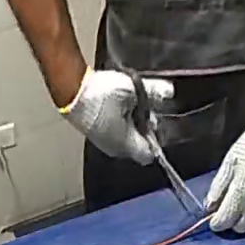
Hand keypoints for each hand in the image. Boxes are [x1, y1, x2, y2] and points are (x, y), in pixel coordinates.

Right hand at [61, 69, 175, 164]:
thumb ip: (154, 93)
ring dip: (136, 126)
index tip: (157, 123)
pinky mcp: (100, 138)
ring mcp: (107, 146)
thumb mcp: (132, 90)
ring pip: (130, 141)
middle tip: (145, 107)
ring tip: (132, 105)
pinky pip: (119, 137)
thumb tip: (170, 93)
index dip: (157, 141)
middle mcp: (117, 150)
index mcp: (126, 144)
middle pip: (140, 147)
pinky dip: (125, 125)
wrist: (74, 95)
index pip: (148, 154)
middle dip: (146, 129)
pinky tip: (122, 108)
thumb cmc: (101, 96)